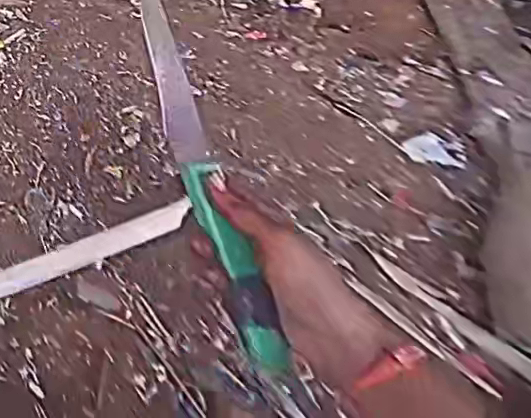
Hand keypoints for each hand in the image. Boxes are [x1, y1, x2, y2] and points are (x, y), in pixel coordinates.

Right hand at [204, 181, 403, 388]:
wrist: (338, 347)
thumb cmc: (321, 292)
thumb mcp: (280, 242)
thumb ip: (245, 213)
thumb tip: (215, 184)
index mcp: (272, 229)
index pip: (233, 200)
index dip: (211, 192)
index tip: (192, 188)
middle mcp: (261, 249)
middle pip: (216, 227)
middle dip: (205, 231)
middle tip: (206, 239)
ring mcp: (254, 274)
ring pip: (213, 254)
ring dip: (207, 259)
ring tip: (215, 266)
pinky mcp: (247, 298)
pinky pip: (217, 281)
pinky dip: (212, 281)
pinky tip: (219, 284)